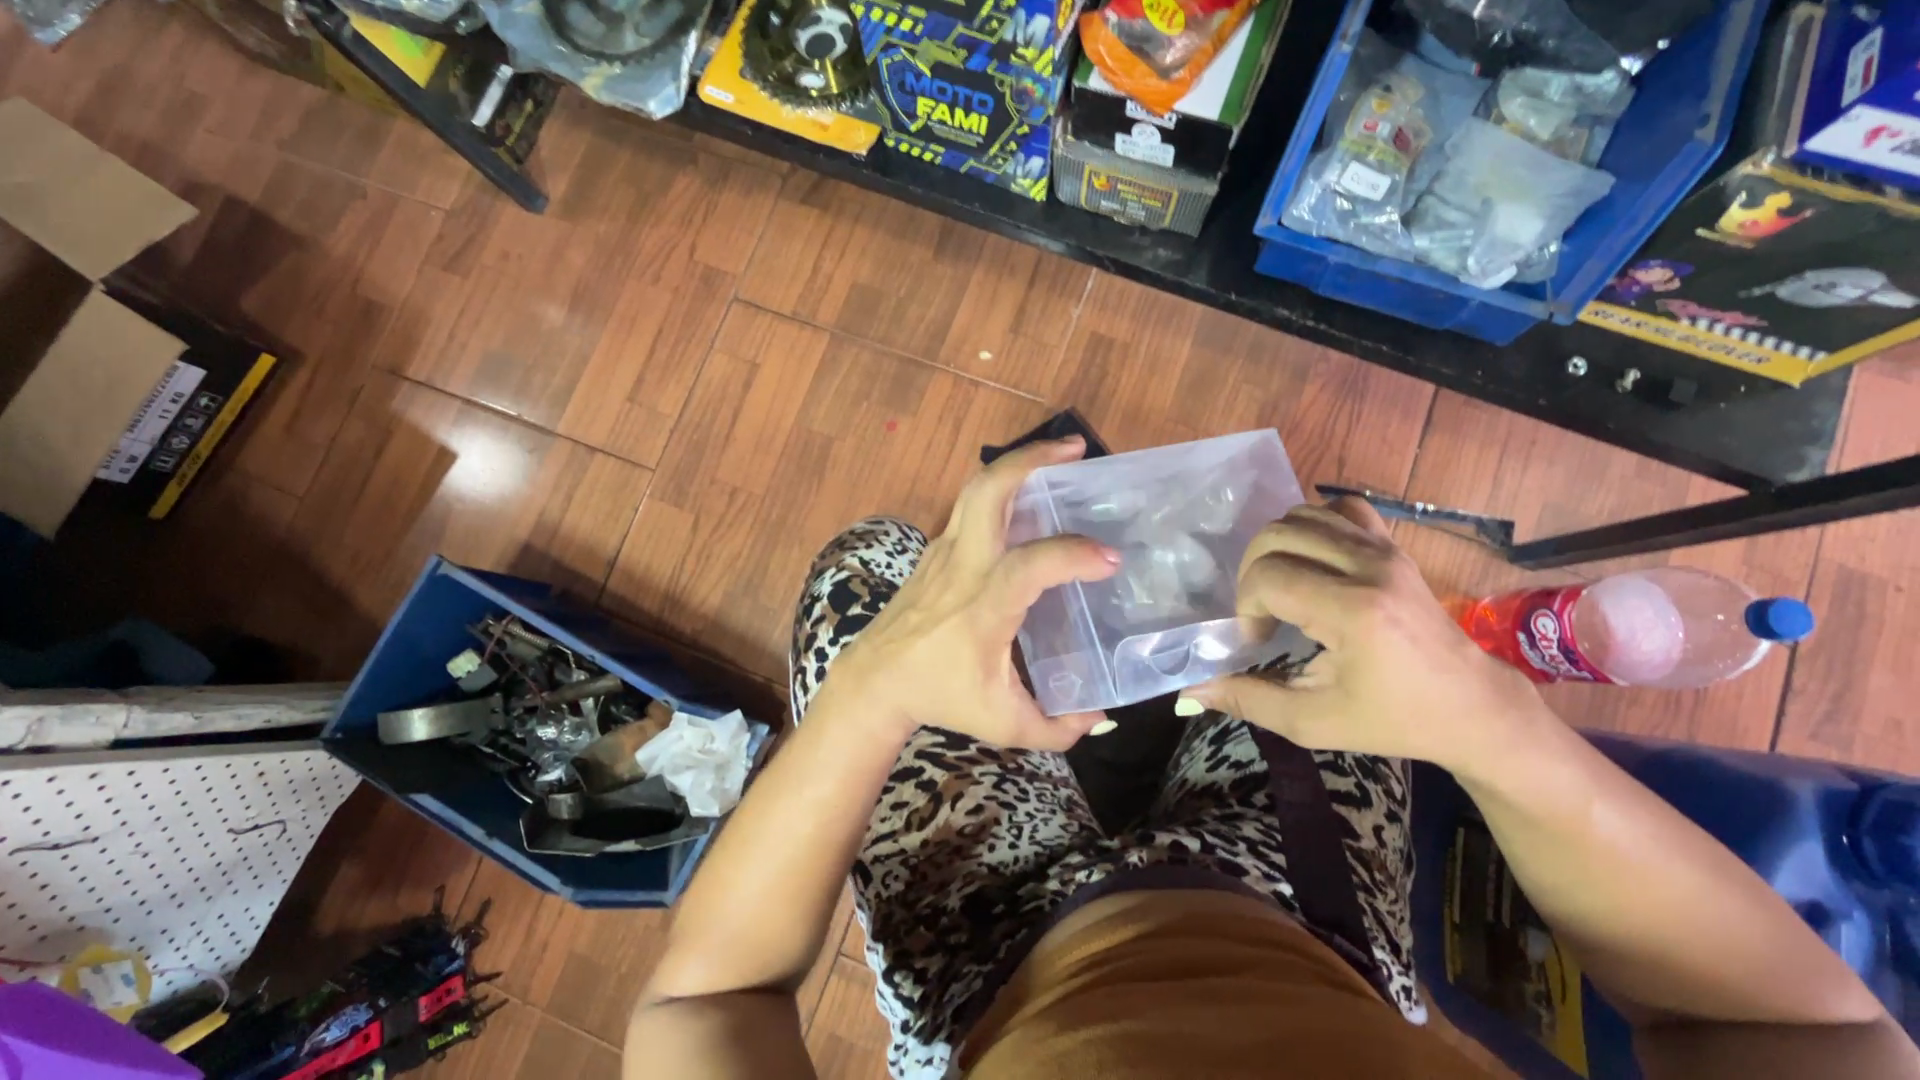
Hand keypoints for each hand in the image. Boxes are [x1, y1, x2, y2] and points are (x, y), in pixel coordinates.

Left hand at [820, 437, 1121, 749]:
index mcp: (983, 606)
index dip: (1073, 555)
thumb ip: (1057, 727)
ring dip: (1018, 464)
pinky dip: (1004, 490)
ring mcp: (945, 550)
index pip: (1031, 564)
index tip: (1110, 560)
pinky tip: (1031, 499)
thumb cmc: (941, 696)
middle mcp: (963, 565)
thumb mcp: (1003, 723)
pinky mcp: (937, 549)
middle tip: (1078, 450)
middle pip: (989, 491)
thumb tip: (1101, 718)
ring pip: (976, 489)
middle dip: (1033, 460)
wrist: (876, 679)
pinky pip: (971, 506)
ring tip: (1061, 456)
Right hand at [1180, 497, 1546, 770]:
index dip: (1247, 606)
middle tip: (1263, 613)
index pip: (1268, 577)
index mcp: (1354, 612)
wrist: (1470, 705)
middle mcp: (1370, 568)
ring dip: (1276, 549)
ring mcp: (1385, 551)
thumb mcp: (1314, 722)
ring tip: (1282, 588)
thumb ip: (1250, 700)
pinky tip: (1310, 560)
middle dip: (1252, 573)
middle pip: (1278, 534)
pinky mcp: (1393, 546)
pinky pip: (1341, 510)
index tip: (1259, 639)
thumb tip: (1192, 689)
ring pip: (1304, 515)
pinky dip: (1313, 525)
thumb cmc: (1393, 720)